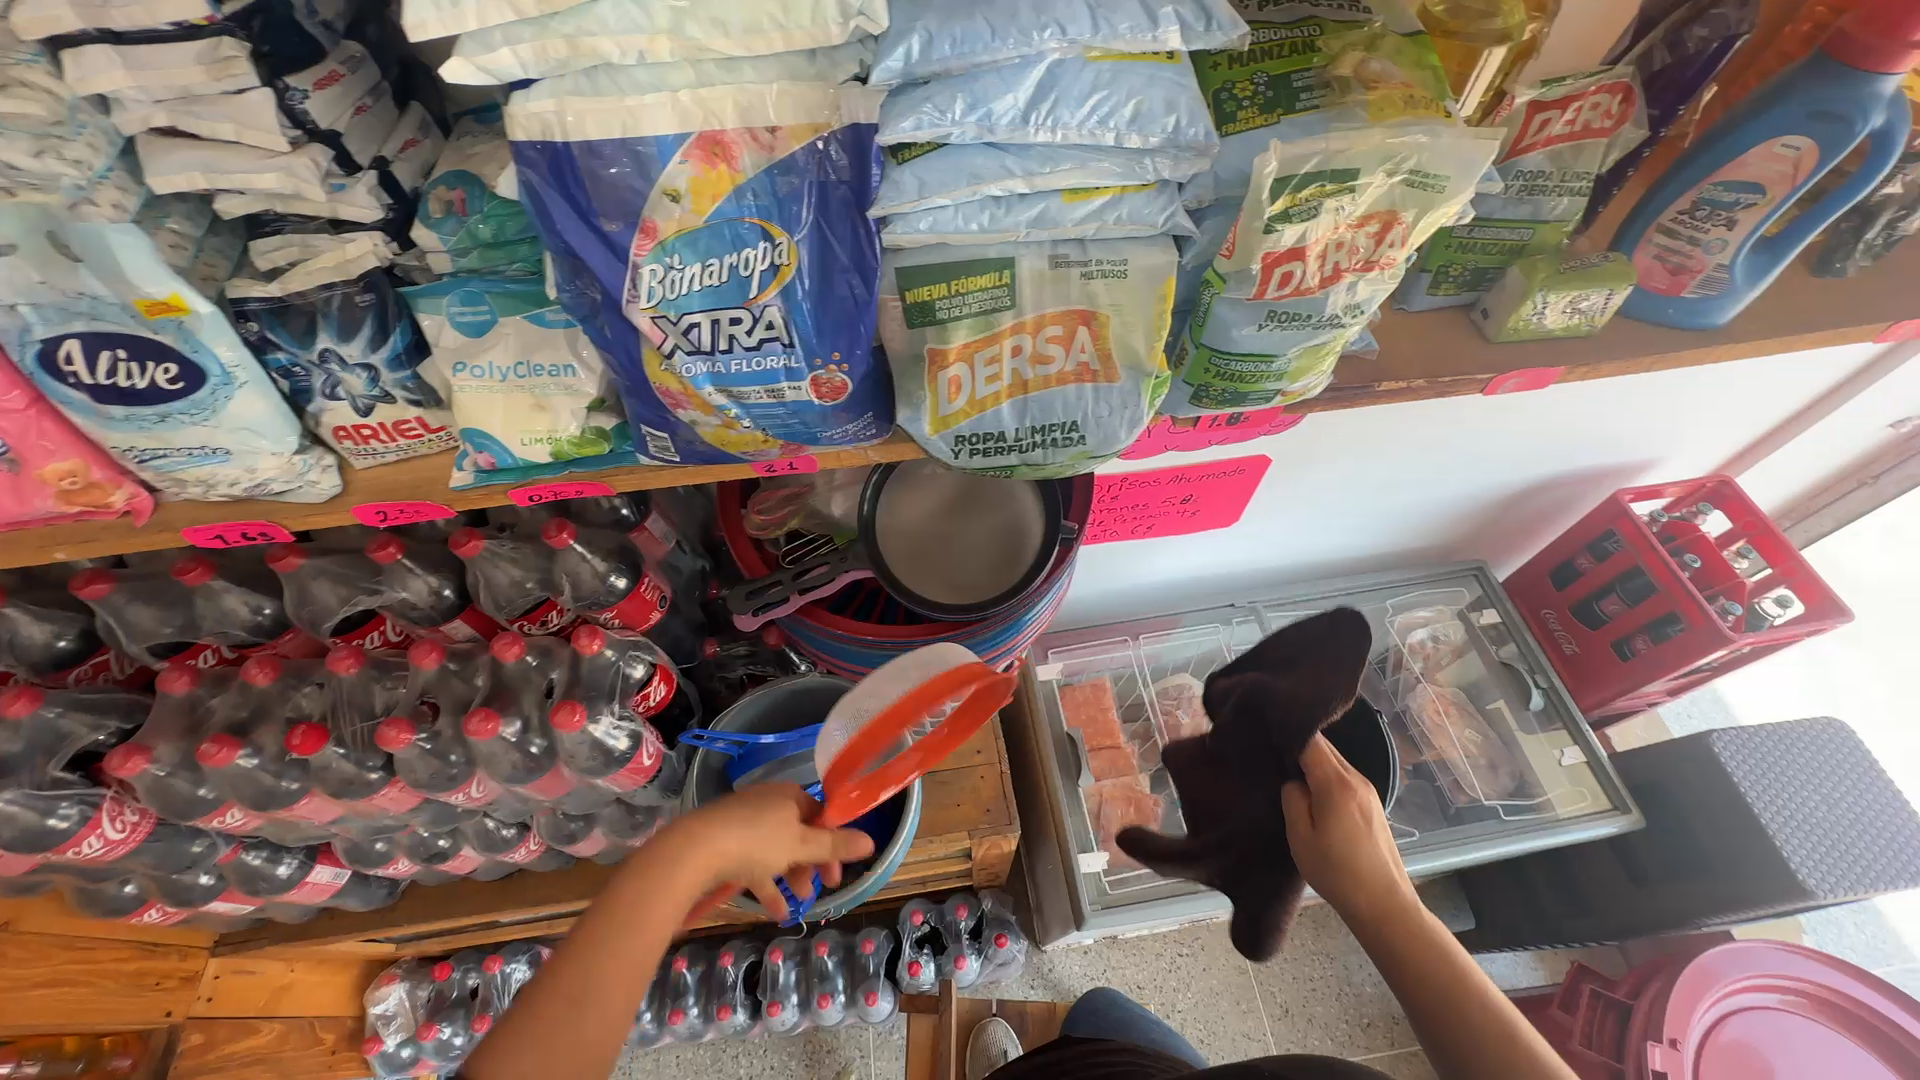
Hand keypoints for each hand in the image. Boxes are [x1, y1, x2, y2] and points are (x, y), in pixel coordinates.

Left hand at [652, 784, 875, 920]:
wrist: (696, 849)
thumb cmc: (757, 841)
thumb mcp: (802, 845)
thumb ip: (836, 845)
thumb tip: (871, 841)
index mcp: (790, 796)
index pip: (821, 816)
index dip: (834, 844)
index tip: (838, 872)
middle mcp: (769, 804)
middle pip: (800, 834)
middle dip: (812, 864)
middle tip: (822, 889)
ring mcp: (745, 823)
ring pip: (778, 849)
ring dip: (792, 876)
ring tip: (799, 904)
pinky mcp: (726, 843)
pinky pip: (754, 862)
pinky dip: (767, 884)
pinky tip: (775, 911)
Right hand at [1281, 734, 1418, 924]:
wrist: (1385, 905)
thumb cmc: (1337, 873)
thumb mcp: (1301, 838)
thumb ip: (1293, 799)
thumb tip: (1294, 781)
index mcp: (1336, 784)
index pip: (1311, 741)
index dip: (1288, 734)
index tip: (1267, 736)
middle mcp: (1356, 779)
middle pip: (1325, 747)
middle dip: (1299, 745)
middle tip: (1271, 753)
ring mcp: (1369, 791)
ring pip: (1336, 762)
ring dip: (1313, 762)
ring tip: (1288, 773)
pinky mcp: (1373, 804)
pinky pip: (1344, 777)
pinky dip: (1326, 775)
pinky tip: (1313, 792)